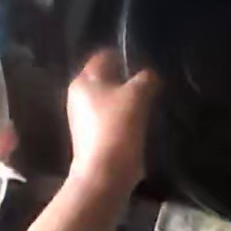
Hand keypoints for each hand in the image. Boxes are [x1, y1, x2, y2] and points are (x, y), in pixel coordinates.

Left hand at [65, 50, 157, 194]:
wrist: (105, 174)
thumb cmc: (117, 127)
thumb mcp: (137, 94)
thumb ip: (145, 78)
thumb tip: (149, 76)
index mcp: (84, 80)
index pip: (105, 56)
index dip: (125, 56)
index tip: (146, 63)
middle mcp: (79, 95)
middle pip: (107, 77)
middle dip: (128, 79)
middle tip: (151, 83)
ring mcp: (83, 117)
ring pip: (111, 98)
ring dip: (128, 100)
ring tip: (150, 102)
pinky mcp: (92, 135)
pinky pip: (111, 117)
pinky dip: (125, 117)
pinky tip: (141, 122)